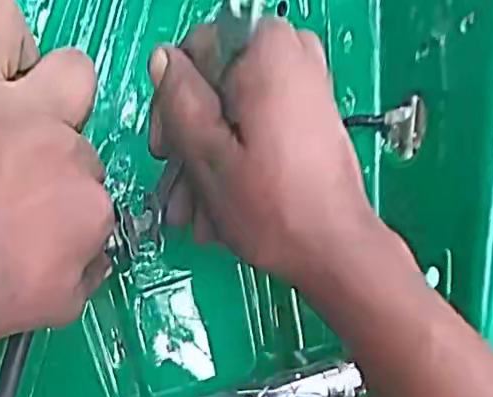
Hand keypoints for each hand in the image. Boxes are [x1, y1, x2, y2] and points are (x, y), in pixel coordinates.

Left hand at [0, 0, 113, 342]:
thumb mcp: (64, 304)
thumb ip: (89, 271)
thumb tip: (94, 255)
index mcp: (93, 207)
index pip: (95, 197)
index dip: (70, 215)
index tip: (42, 230)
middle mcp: (69, 152)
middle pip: (83, 142)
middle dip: (61, 165)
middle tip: (25, 188)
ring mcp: (22, 113)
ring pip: (68, 72)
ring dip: (52, 98)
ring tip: (18, 128)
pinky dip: (5, 40)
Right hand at [148, 18, 402, 291]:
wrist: (329, 249)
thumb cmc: (277, 211)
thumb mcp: (208, 157)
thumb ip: (179, 102)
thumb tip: (163, 63)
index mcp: (266, 50)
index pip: (193, 53)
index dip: (171, 106)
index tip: (165, 151)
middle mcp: (291, 56)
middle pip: (213, 90)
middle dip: (190, 149)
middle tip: (179, 194)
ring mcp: (304, 89)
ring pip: (231, 119)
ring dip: (207, 169)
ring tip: (199, 216)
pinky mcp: (308, 122)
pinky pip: (255, 134)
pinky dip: (235, 169)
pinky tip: (220, 210)